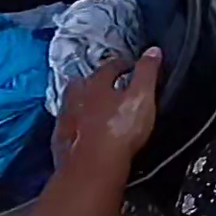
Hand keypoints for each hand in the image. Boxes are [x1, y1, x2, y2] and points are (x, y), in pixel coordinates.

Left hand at [52, 47, 160, 173]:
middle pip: (83, 83)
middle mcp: (75, 98)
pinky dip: (77, 122)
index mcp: (95, 84)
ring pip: (73, 103)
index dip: (123, 64)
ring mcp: (65, 120)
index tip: (133, 65)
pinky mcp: (62, 140)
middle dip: (95, 81)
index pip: (109, 67)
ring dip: (83, 101)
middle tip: (109, 83)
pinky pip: (69, 125)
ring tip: (96, 105)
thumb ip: (147, 72)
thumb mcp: (142, 96)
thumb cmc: (121, 128)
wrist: (93, 166)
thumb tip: (153, 50)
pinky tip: (84, 128)